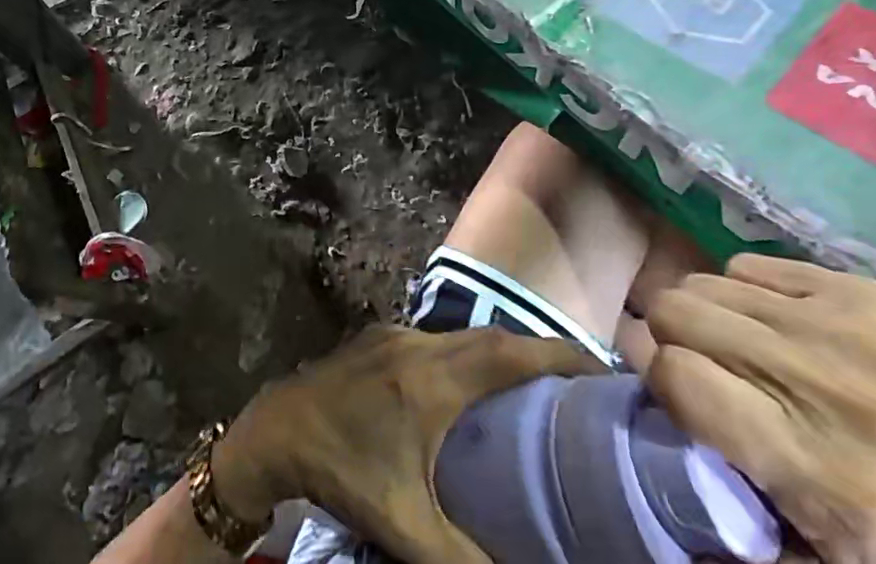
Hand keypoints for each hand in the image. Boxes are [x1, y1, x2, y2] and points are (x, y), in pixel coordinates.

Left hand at [211, 325, 603, 563]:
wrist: (272, 433)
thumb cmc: (340, 472)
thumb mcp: (405, 524)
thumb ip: (464, 559)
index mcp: (430, 381)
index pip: (509, 354)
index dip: (559, 356)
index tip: (602, 369)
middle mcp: (414, 346)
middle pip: (490, 337)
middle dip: (537, 353)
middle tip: (579, 383)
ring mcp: (389, 336)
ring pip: (459, 335)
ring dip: (498, 351)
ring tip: (532, 385)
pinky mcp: (371, 339)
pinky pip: (433, 338)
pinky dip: (463, 354)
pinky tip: (468, 384)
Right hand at [649, 254, 875, 562]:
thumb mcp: (817, 561)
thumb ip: (718, 499)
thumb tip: (643, 421)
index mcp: (821, 470)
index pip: (674, 374)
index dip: (663, 384)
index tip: (681, 401)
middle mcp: (832, 389)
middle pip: (676, 311)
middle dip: (674, 339)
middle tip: (705, 369)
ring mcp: (856, 331)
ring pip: (704, 282)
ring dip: (708, 316)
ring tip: (746, 352)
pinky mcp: (875, 297)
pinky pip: (751, 265)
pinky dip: (749, 294)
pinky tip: (784, 330)